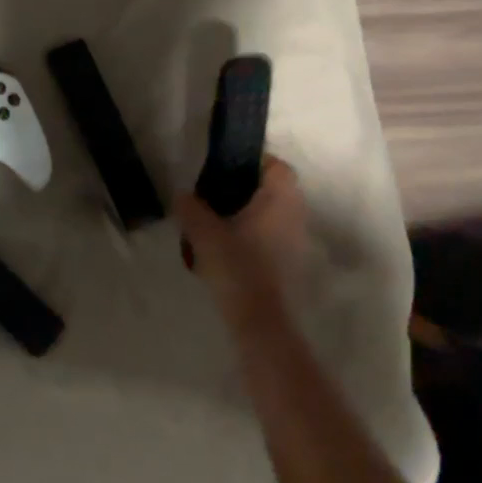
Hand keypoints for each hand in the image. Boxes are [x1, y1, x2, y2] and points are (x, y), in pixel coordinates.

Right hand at [175, 157, 309, 317]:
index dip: (255, 162)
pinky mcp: (292, 264)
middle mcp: (294, 217)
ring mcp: (297, 242)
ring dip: (252, 214)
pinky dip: (256, 236)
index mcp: (278, 201)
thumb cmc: (236, 266)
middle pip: (276, 190)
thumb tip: (184, 195)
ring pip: (275, 215)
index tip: (227, 169)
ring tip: (219, 224)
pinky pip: (274, 237)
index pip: (278, 167)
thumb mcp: (202, 231)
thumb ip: (190, 207)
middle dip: (249, 190)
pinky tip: (230, 248)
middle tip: (217, 196)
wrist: (259, 320)